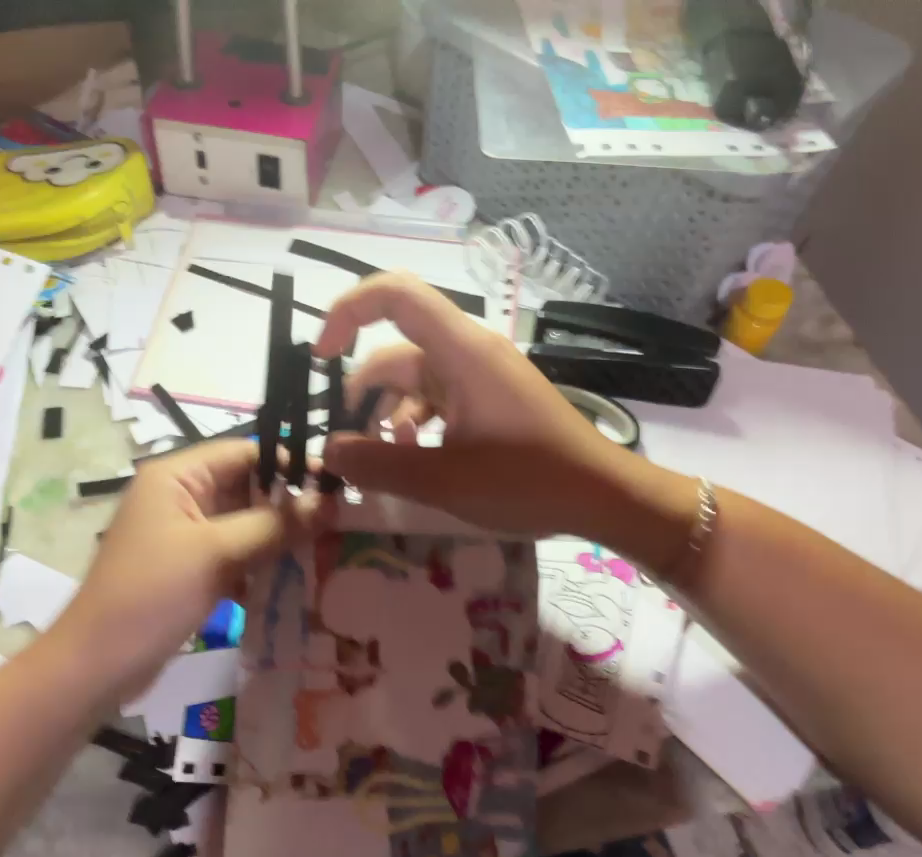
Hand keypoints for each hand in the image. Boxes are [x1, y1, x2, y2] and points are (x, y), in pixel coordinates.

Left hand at [50, 439, 314, 694]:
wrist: (98, 665)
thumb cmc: (152, 596)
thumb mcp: (216, 554)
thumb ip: (275, 525)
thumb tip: (330, 502)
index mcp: (176, 476)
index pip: (244, 452)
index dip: (290, 464)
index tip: (336, 484)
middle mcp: (180, 497)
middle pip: (247, 487)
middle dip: (290, 504)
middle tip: (342, 520)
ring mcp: (185, 536)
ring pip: (246, 524)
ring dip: (281, 536)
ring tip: (331, 547)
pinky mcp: (191, 571)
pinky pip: (237, 555)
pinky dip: (263, 563)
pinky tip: (300, 576)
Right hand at [315, 272, 650, 539]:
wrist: (602, 496)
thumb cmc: (528, 481)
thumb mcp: (443, 481)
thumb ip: (377, 465)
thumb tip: (327, 451)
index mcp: (461, 352)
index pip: (395, 295)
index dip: (347, 311)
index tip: (319, 356)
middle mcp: (469, 354)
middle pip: (397, 350)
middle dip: (361, 391)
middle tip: (340, 438)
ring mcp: (482, 377)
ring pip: (415, 381)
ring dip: (386, 415)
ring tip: (375, 460)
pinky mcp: (490, 401)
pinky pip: (438, 400)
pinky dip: (414, 424)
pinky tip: (409, 461)